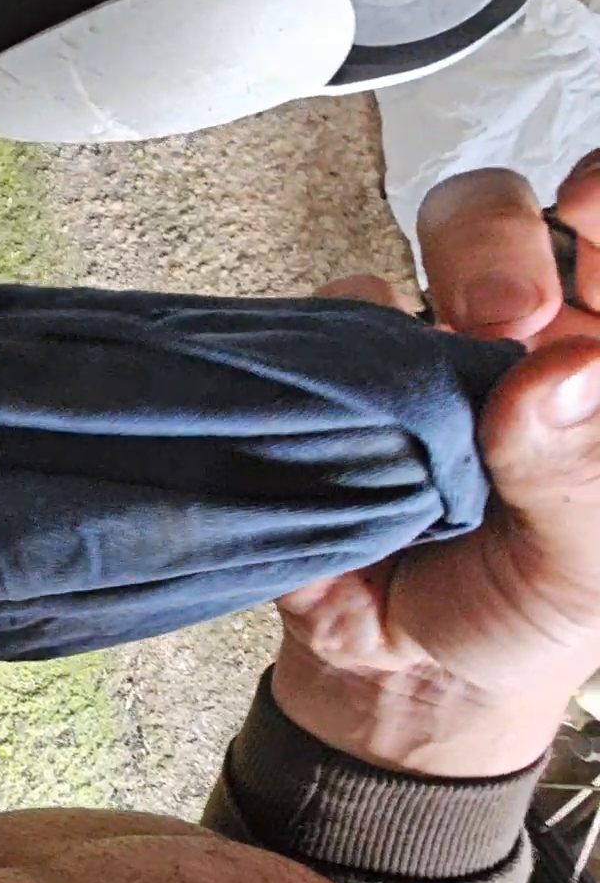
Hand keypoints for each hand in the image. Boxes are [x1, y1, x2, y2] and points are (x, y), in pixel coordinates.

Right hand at [274, 151, 599, 777]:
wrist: (389, 659)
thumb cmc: (521, 614)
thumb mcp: (586, 567)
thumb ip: (581, 475)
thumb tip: (564, 366)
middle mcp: (511, 347)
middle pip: (512, 223)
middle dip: (508, 239)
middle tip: (507, 312)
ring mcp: (402, 365)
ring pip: (406, 255)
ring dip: (428, 269)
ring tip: (439, 337)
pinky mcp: (314, 392)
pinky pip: (311, 329)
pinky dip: (321, 334)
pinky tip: (339, 383)